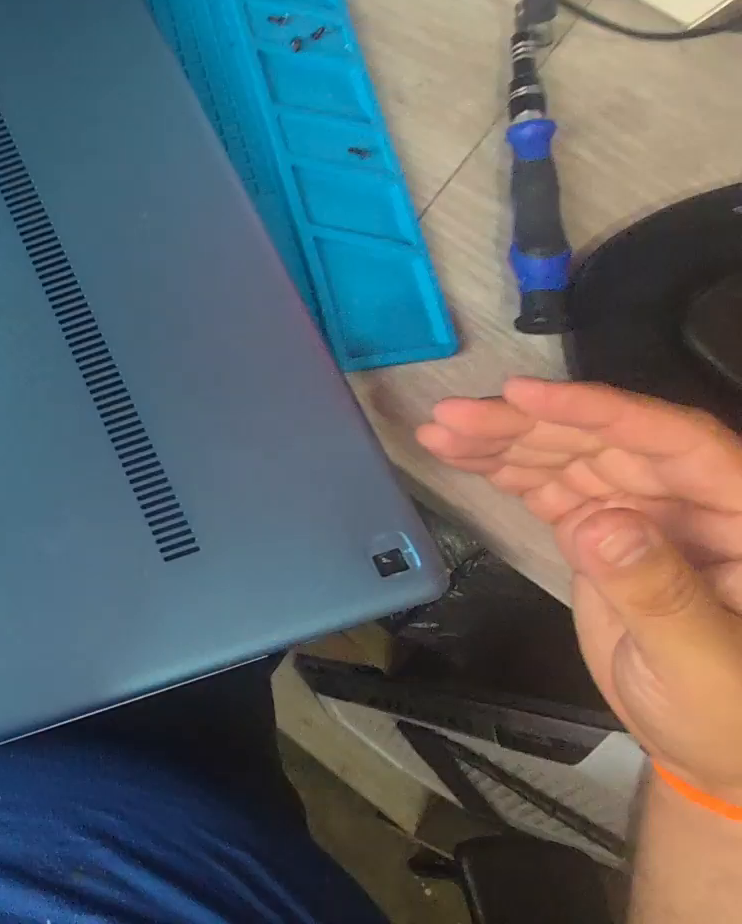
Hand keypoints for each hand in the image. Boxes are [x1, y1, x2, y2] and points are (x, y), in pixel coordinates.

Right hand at [418, 378, 741, 806]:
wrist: (717, 755)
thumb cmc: (735, 720)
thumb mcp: (707, 665)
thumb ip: (661, 592)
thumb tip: (602, 521)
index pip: (679, 445)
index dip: (600, 411)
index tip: (522, 394)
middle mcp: (700, 505)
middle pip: (607, 444)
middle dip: (526, 425)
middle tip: (450, 417)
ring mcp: (648, 517)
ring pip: (569, 458)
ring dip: (502, 441)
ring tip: (438, 431)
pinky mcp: (601, 533)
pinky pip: (548, 487)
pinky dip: (501, 469)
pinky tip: (456, 455)